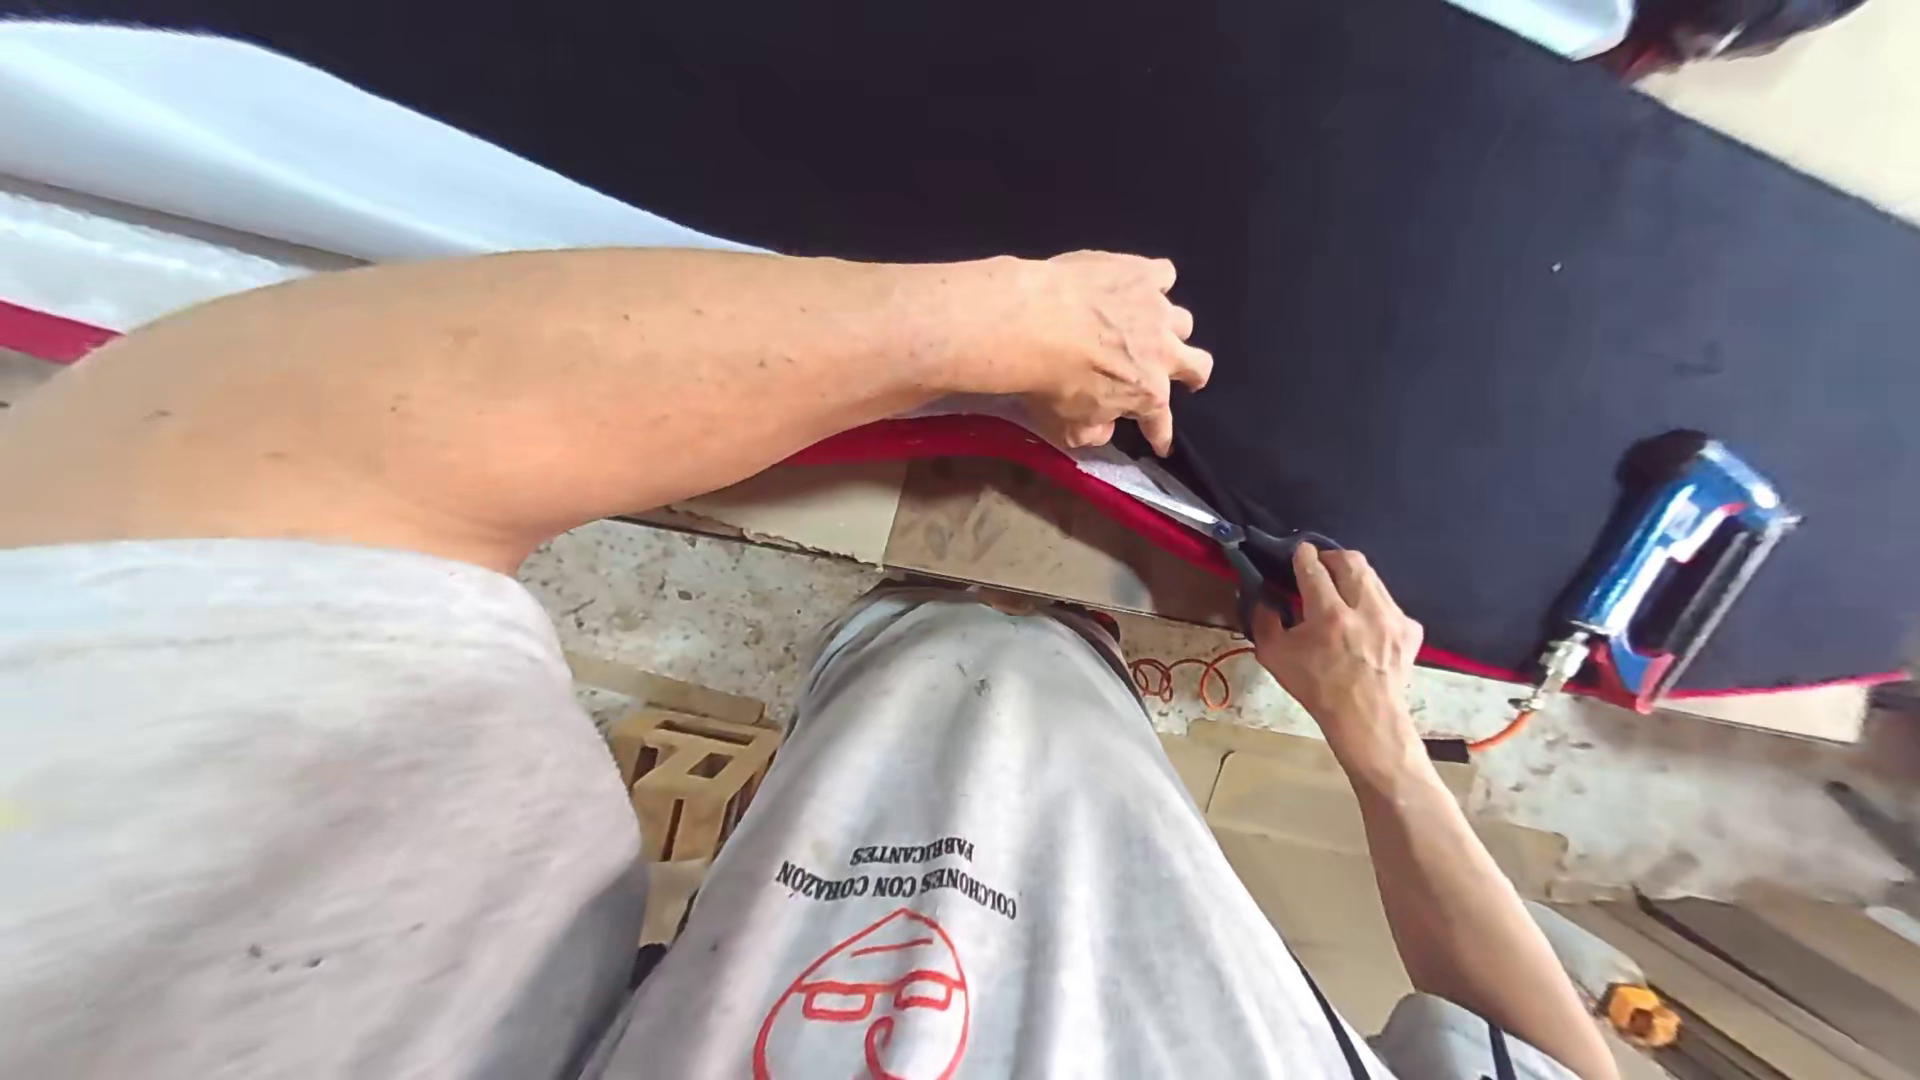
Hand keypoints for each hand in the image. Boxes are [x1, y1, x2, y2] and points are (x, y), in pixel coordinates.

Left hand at [969, 251, 1212, 455]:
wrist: (1032, 324)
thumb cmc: (1047, 384)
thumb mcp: (1065, 428)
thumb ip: (1092, 434)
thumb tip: (1103, 429)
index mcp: (1146, 394)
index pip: (1161, 422)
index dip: (1161, 436)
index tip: (1162, 445)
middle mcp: (1162, 352)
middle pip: (1197, 364)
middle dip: (1193, 375)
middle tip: (1186, 378)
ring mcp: (1155, 309)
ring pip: (1181, 320)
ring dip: (1170, 329)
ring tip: (1153, 329)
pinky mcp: (1141, 273)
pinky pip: (1163, 275)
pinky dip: (1154, 283)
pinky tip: (1137, 285)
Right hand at [1253, 543, 1425, 772]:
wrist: (1365, 717)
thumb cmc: (1316, 686)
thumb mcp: (1274, 655)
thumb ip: (1264, 619)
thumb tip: (1265, 596)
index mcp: (1329, 616)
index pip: (1315, 569)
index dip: (1304, 555)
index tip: (1299, 550)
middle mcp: (1365, 610)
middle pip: (1351, 561)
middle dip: (1331, 556)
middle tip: (1318, 564)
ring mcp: (1393, 618)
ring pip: (1372, 576)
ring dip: (1351, 575)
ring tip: (1338, 589)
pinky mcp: (1411, 629)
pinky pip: (1388, 600)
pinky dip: (1370, 601)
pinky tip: (1360, 618)